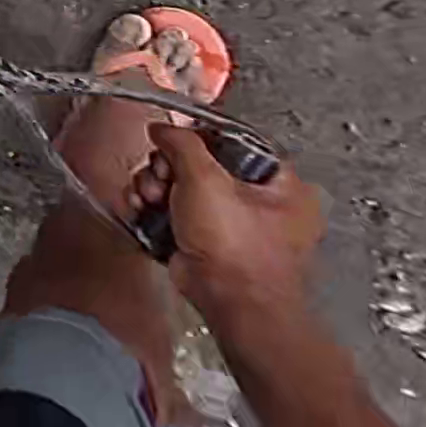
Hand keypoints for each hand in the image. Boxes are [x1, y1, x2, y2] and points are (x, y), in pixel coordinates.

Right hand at [130, 124, 324, 321]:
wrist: (229, 298)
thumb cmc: (236, 245)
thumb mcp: (205, 179)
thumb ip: (182, 143)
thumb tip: (164, 128)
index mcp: (281, 186)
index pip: (233, 142)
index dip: (199, 138)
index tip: (174, 142)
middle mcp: (258, 201)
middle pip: (195, 162)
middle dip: (165, 167)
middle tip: (162, 178)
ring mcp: (228, 220)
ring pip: (175, 182)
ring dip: (152, 186)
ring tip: (151, 200)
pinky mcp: (201, 234)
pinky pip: (168, 205)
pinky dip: (150, 205)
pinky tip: (145, 210)